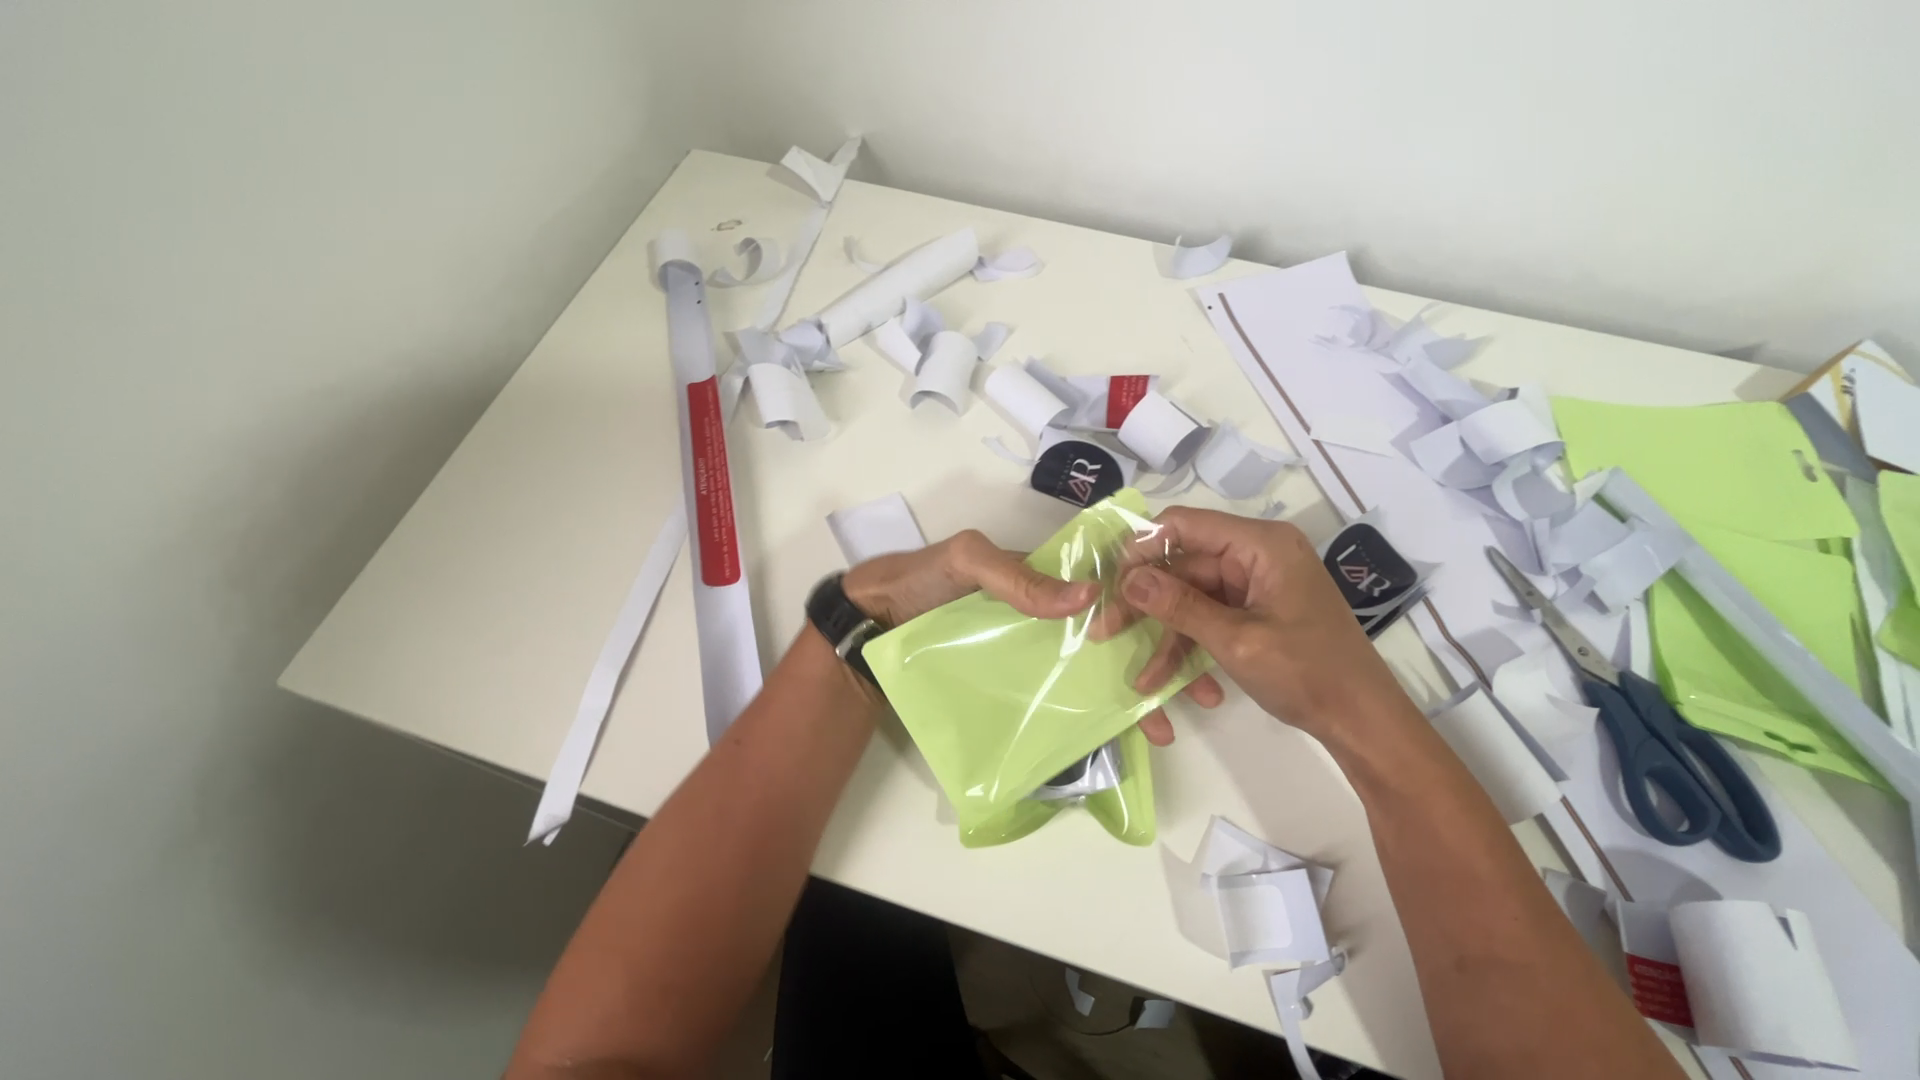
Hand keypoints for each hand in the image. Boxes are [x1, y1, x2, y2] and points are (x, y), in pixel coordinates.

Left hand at [843, 529, 1221, 743]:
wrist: (874, 625)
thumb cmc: (921, 581)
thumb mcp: (966, 562)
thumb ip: (1016, 575)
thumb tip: (1087, 597)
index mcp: (1048, 576)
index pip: (1113, 590)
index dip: (1154, 611)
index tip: (1188, 639)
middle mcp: (1052, 613)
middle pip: (1119, 635)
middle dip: (1163, 660)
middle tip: (1199, 695)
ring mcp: (1038, 651)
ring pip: (1098, 671)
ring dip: (1137, 696)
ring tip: (1166, 729)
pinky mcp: (1020, 681)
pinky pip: (1064, 699)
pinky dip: (1094, 718)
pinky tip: (1120, 741)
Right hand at [1118, 507, 1411, 741]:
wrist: (1362, 721)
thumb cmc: (1308, 673)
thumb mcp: (1236, 640)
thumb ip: (1179, 606)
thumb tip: (1128, 580)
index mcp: (1260, 546)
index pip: (1184, 525)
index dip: (1142, 548)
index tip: (1110, 582)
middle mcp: (1256, 556)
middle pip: (1183, 567)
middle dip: (1147, 605)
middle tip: (1105, 633)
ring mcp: (1256, 586)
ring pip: (1191, 599)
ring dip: (1168, 638)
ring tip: (1144, 680)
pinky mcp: (1255, 613)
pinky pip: (1210, 619)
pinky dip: (1194, 649)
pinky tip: (1185, 688)